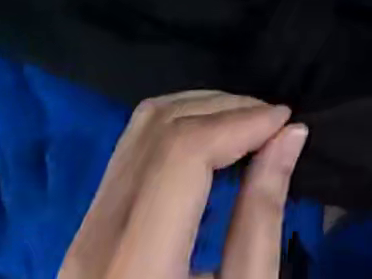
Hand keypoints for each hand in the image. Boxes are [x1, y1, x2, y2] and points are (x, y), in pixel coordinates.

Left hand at [60, 91, 308, 278]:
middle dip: (223, 107)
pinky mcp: (84, 230)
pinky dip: (175, 130)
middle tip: (273, 119)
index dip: (238, 121)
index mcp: (136, 268)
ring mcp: (81, 232)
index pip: (182, 154)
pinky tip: (212, 142)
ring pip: (139, 128)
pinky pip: (130, 151)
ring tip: (248, 124)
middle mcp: (95, 239)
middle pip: (158, 128)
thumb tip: (290, 134)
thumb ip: (263, 217)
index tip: (286, 119)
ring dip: (199, 110)